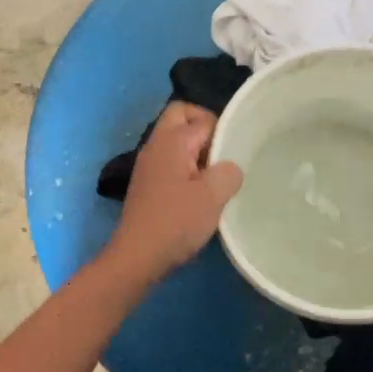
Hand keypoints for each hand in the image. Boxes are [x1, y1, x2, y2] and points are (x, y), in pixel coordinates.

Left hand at [108, 103, 243, 276]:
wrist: (137, 255)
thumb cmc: (176, 222)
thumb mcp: (214, 196)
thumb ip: (229, 171)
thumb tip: (229, 168)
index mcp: (172, 140)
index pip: (204, 119)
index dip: (224, 133)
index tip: (234, 157)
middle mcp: (156, 144)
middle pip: (180, 116)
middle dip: (205, 128)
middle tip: (222, 156)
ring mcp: (148, 163)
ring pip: (174, 138)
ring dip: (194, 149)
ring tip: (213, 177)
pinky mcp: (146, 182)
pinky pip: (169, 159)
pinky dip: (184, 165)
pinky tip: (196, 192)